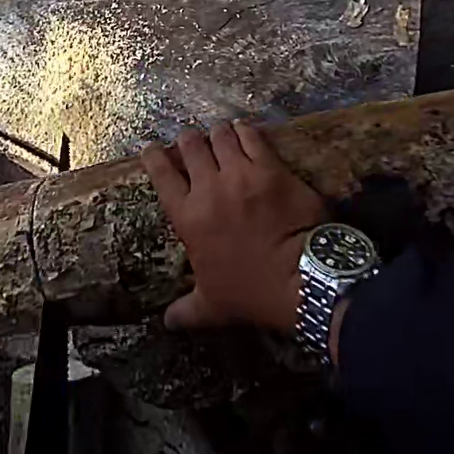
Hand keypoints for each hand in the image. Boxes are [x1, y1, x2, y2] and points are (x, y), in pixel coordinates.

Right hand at [139, 121, 326, 330]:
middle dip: (189, 141)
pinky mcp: (270, 167)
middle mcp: (208, 187)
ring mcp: (240, 173)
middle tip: (193, 143)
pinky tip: (245, 131)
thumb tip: (167, 322)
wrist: (301, 279)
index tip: (152, 149)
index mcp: (188, 217)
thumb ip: (186, 310)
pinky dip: (245, 131)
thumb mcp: (212, 305)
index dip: (153, 157)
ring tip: (221, 134)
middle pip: (190, 146)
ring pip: (220, 135)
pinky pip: (252, 137)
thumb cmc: (251, 292)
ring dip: (218, 134)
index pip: (161, 175)